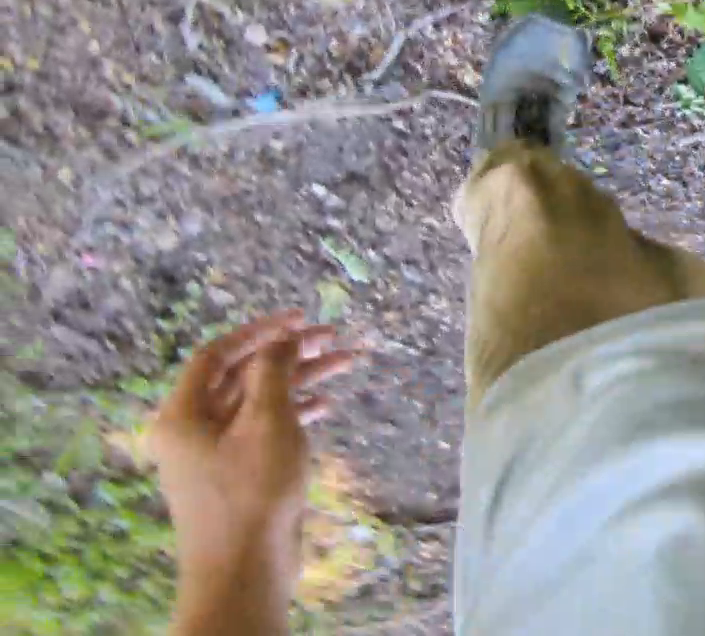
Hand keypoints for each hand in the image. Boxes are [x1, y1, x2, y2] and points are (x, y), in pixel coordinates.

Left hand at [149, 312, 360, 604]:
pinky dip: (296, 407)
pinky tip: (326, 404)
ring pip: (259, 398)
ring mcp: (213, 450)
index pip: (217, 355)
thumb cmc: (253, 487)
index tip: (303, 316)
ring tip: (347, 362)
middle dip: (290, 352)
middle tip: (334, 336)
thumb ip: (273, 373)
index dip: (259, 330)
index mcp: (183, 416)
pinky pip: (265, 423)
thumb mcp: (268, 421)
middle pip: (242, 374)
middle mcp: (191, 429)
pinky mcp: (236, 467)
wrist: (245, 561)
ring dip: (302, 377)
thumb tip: (282, 338)